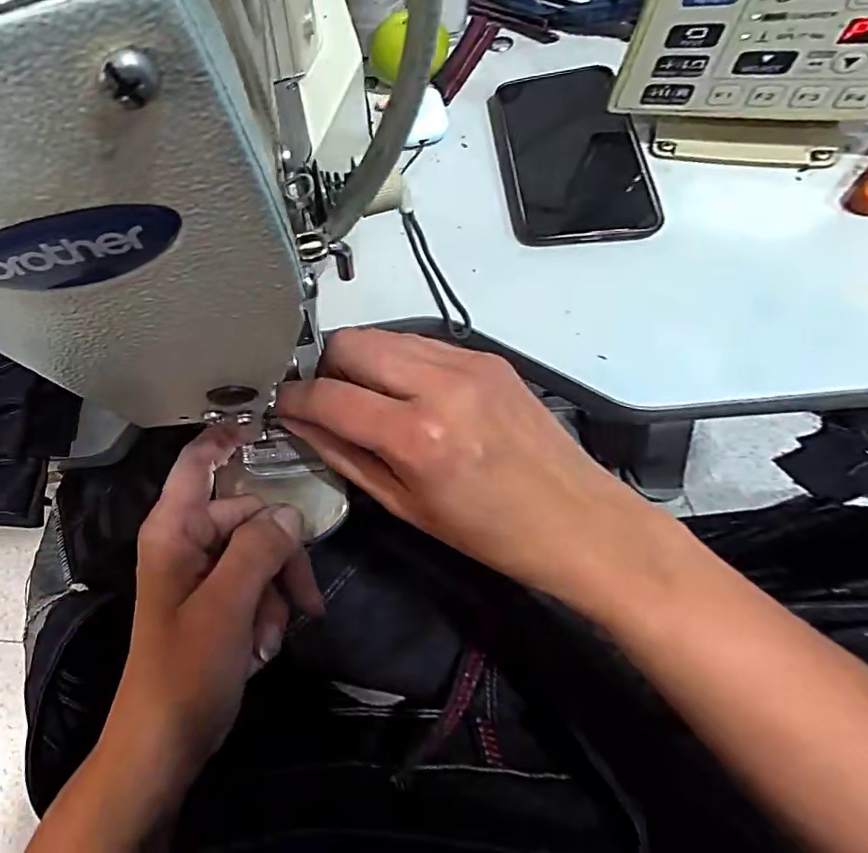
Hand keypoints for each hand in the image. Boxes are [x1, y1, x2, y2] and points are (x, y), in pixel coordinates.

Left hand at [122, 425, 324, 760]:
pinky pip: (254, 585)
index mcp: (174, 529)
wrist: (162, 747)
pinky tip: (261, 648)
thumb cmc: (184, 673)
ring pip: (259, 554)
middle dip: (280, 558)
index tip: (260, 424)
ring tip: (268, 639)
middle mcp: (186, 540)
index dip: (223, 438)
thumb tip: (289, 513)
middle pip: (248, 517)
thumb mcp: (226, 607)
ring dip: (275, 594)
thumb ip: (259, 550)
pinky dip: (266, 612)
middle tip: (302, 603)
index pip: (196, 463)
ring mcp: (200, 572)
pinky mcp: (214, 601)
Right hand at [275, 328, 678, 617]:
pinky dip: (396, 360)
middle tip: (325, 400)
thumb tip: (299, 423)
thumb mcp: (404, 505)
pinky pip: (418, 341)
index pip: (329, 395)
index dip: (294, 399)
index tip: (284, 406)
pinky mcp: (486, 356)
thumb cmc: (492, 533)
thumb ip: (343, 455)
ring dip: (359, 361)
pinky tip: (404, 392)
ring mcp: (468, 363)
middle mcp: (442, 386)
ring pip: (381, 335)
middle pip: (349, 343)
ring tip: (365, 397)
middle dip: (323, 368)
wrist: (583, 523)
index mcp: (419, 437)